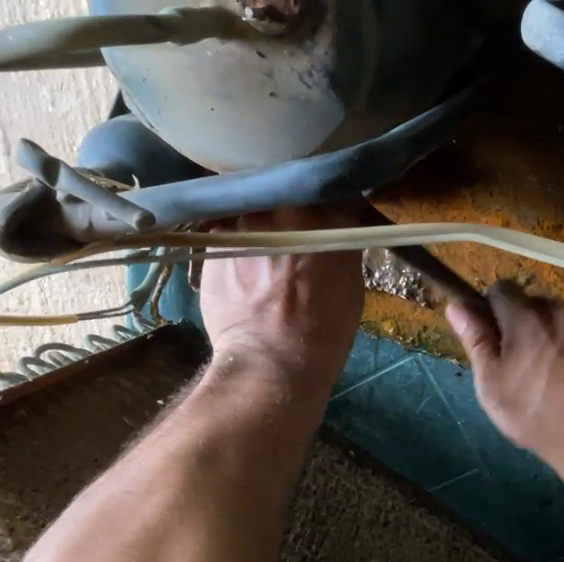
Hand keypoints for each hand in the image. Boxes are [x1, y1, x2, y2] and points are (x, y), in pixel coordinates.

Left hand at [199, 206, 362, 389]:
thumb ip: (343, 249)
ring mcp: (241, 225)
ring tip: (265, 254)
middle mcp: (278, 211)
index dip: (330, 205)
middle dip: (291, 211)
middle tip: (296, 235)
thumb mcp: (351, 289)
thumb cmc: (322, 334)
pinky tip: (243, 271)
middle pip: (285, 196)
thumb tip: (340, 231)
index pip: (328, 195)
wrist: (270, 364)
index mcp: (320, 219)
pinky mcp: (212, 245)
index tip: (332, 216)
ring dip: (260, 227)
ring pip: (253, 212)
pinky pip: (227, 234)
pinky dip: (237, 247)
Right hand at [447, 282, 563, 476]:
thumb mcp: (492, 385)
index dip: (493, 310)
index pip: (502, 289)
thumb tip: (456, 307)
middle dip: (527, 326)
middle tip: (524, 365)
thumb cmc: (534, 416)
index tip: (494, 336)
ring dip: (557, 338)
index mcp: (527, 318)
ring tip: (556, 378)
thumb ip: (475, 341)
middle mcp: (563, 312)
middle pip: (537, 305)